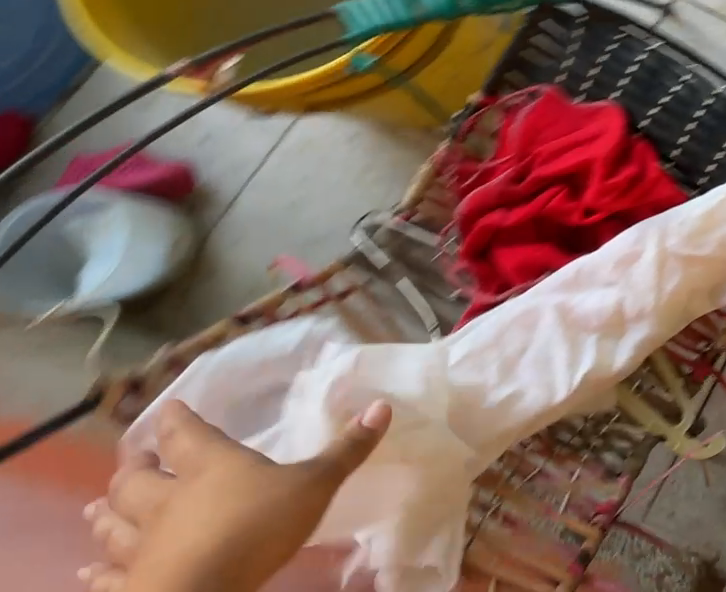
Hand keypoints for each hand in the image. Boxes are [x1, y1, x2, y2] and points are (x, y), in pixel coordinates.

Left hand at [81, 398, 390, 591]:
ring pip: (115, 524)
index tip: (169, 407)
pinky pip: (109, 575)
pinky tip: (88, 571)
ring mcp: (145, 544)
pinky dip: (98, 571)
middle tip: (132, 461)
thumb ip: (346, 449)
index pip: (187, 435)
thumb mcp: (316, 484)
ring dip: (106, 514)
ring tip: (95, 508)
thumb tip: (382, 405)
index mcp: (211, 467)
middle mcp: (169, 499)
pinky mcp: (134, 582)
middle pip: (138, 481)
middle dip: (134, 469)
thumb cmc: (256, 527)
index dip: (178, 420)